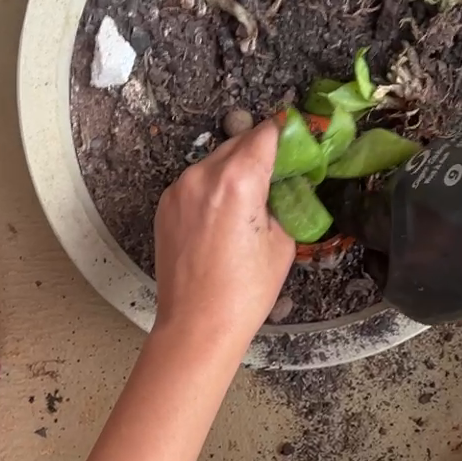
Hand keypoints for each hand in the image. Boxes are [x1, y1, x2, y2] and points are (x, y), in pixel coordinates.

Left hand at [151, 120, 296, 349]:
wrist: (196, 327)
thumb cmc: (242, 295)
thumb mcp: (282, 243)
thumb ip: (284, 202)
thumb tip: (284, 186)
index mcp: (236, 180)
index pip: (267, 134)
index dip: (287, 139)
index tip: (297, 151)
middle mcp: (201, 176)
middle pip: (238, 143)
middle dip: (260, 157)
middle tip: (276, 183)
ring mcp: (178, 191)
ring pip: (214, 162)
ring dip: (234, 174)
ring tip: (247, 209)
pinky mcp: (165, 207)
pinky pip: (195, 184)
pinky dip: (212, 191)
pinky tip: (222, 222)